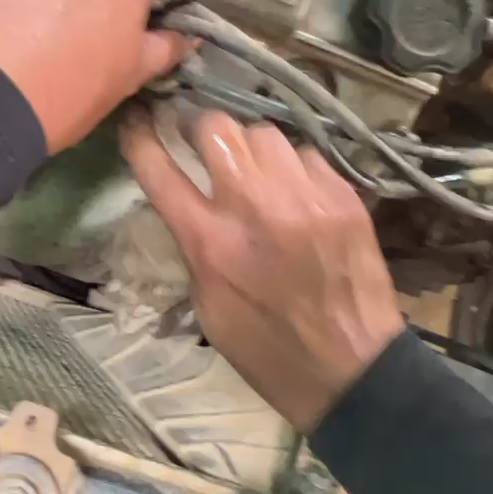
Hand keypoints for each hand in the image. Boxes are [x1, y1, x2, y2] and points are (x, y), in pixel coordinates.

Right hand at [120, 110, 404, 430]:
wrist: (356, 374)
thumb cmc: (265, 346)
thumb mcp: (205, 303)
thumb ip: (192, 243)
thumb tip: (183, 198)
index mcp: (211, 242)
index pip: (159, 169)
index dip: (140, 136)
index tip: (137, 119)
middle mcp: (255, 208)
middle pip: (216, 127)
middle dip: (201, 127)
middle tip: (200, 140)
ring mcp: (305, 197)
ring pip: (263, 133)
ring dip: (249, 146)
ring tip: (253, 167)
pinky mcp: (343, 197)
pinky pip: (306, 154)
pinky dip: (292, 166)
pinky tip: (294, 190)